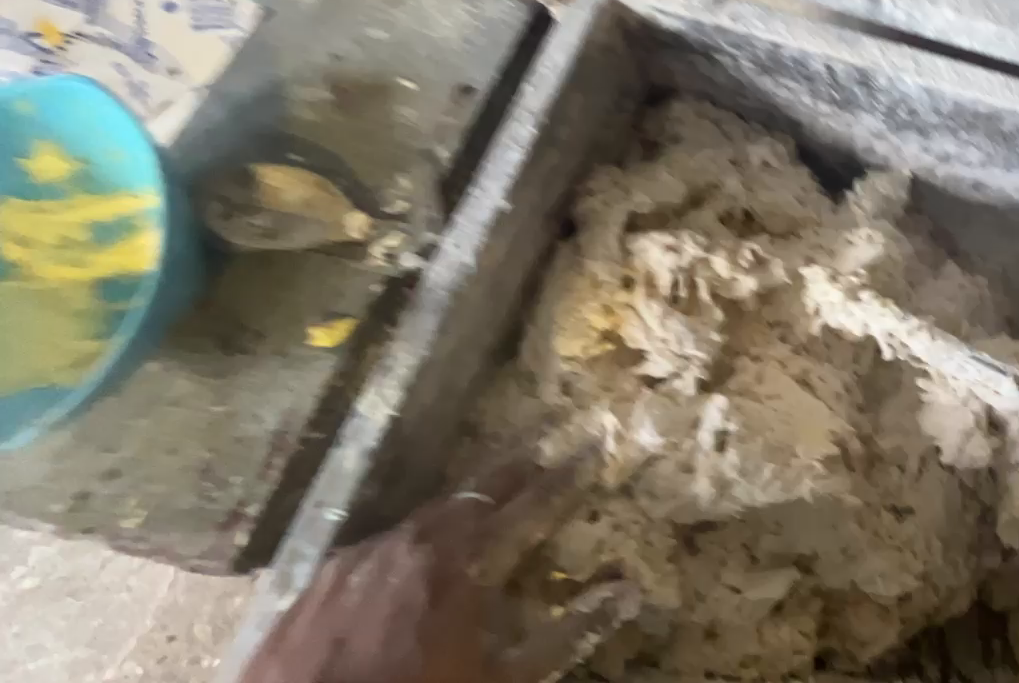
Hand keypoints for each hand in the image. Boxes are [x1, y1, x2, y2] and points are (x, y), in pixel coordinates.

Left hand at [237, 450, 639, 682]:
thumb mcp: (500, 681)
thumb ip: (565, 635)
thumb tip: (625, 591)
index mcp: (458, 560)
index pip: (526, 502)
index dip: (563, 475)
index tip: (592, 446)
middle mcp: (406, 544)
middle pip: (468, 497)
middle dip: (506, 482)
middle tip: (535, 465)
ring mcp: (350, 564)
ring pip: (416, 522)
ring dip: (453, 515)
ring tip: (474, 514)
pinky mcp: (306, 592)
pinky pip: (370, 552)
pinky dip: (402, 548)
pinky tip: (402, 566)